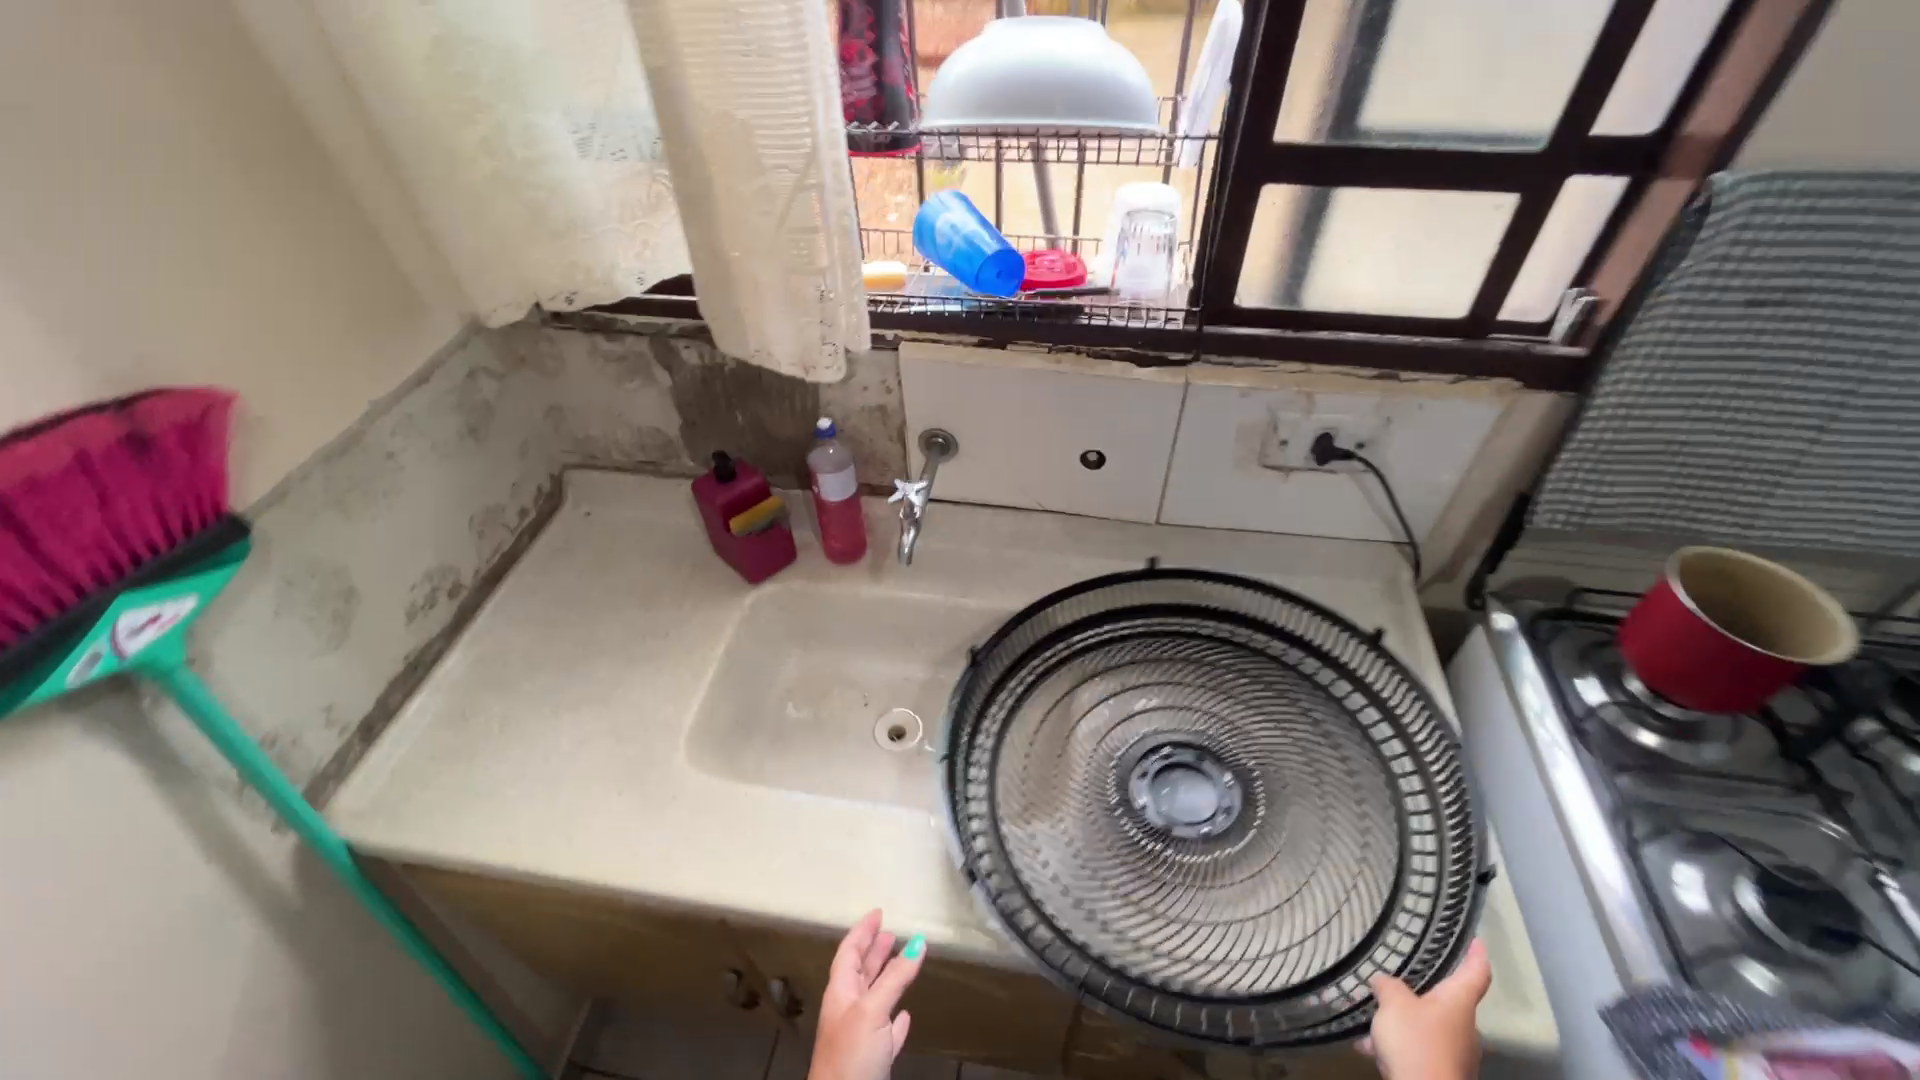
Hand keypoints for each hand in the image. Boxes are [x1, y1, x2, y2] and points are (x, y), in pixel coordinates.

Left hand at [808, 910, 925, 1079]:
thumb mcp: (872, 1010)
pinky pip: (886, 1031)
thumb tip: (918, 942)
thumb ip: (895, 978)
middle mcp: (848, 1009)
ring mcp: (860, 1035)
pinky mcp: (873, 1059)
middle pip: (860, 971)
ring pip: (874, 998)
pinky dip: (896, 1020)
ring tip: (903, 960)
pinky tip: (907, 1015)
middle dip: (875, 951)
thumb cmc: (851, 1055)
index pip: (849, 952)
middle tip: (891, 932)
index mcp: (841, 992)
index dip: (863, 931)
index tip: (879, 912)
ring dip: (887, 978)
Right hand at [1358, 940, 1491, 1079]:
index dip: (1477, 954)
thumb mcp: (1393, 1003)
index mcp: (1458, 1003)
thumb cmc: (1416, 1042)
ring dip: (1400, 1023)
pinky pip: (1417, 1050)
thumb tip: (1384, 981)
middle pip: (1445, 1001)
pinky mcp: (1442, 1072)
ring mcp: (1456, 1053)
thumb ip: (1387, 985)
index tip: (1478, 940)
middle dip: (1418, 994)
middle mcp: (1463, 1026)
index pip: (1476, 972)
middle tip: (1393, 985)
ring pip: (1425, 1027)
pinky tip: (1369, 1048)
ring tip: (1369, 1023)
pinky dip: (1396, 1045)